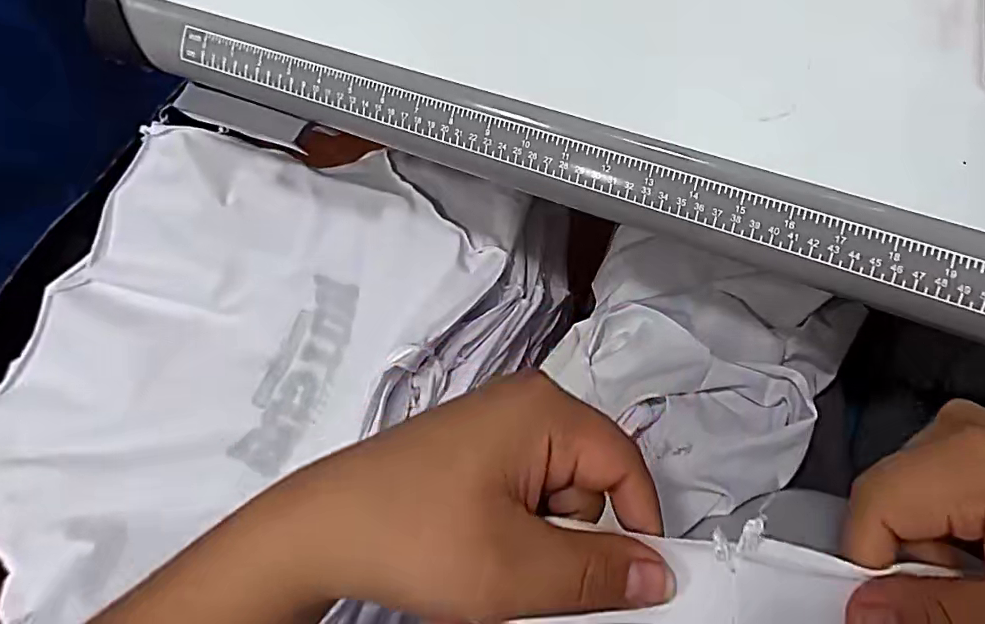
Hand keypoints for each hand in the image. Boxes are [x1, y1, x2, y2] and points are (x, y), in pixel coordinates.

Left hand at [96, 372, 673, 623]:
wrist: (325, 527)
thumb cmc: (419, 536)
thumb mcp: (515, 570)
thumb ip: (596, 573)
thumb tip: (660, 572)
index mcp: (546, 409)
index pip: (623, 461)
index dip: (641, 522)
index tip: (641, 585)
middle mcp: (529, 400)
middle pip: (592, 473)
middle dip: (577, 534)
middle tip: (534, 573)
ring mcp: (501, 416)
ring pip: (560, 484)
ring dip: (545, 532)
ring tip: (496, 557)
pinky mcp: (480, 439)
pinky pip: (528, 480)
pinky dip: (521, 520)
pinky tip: (482, 541)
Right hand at [839, 400, 984, 623]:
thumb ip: (936, 614)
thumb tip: (858, 611)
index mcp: (963, 451)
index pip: (872, 504)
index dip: (872, 570)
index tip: (901, 621)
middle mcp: (958, 425)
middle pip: (890, 500)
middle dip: (913, 566)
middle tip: (977, 610)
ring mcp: (977, 433)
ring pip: (913, 503)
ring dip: (938, 560)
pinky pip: (943, 496)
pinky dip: (960, 544)